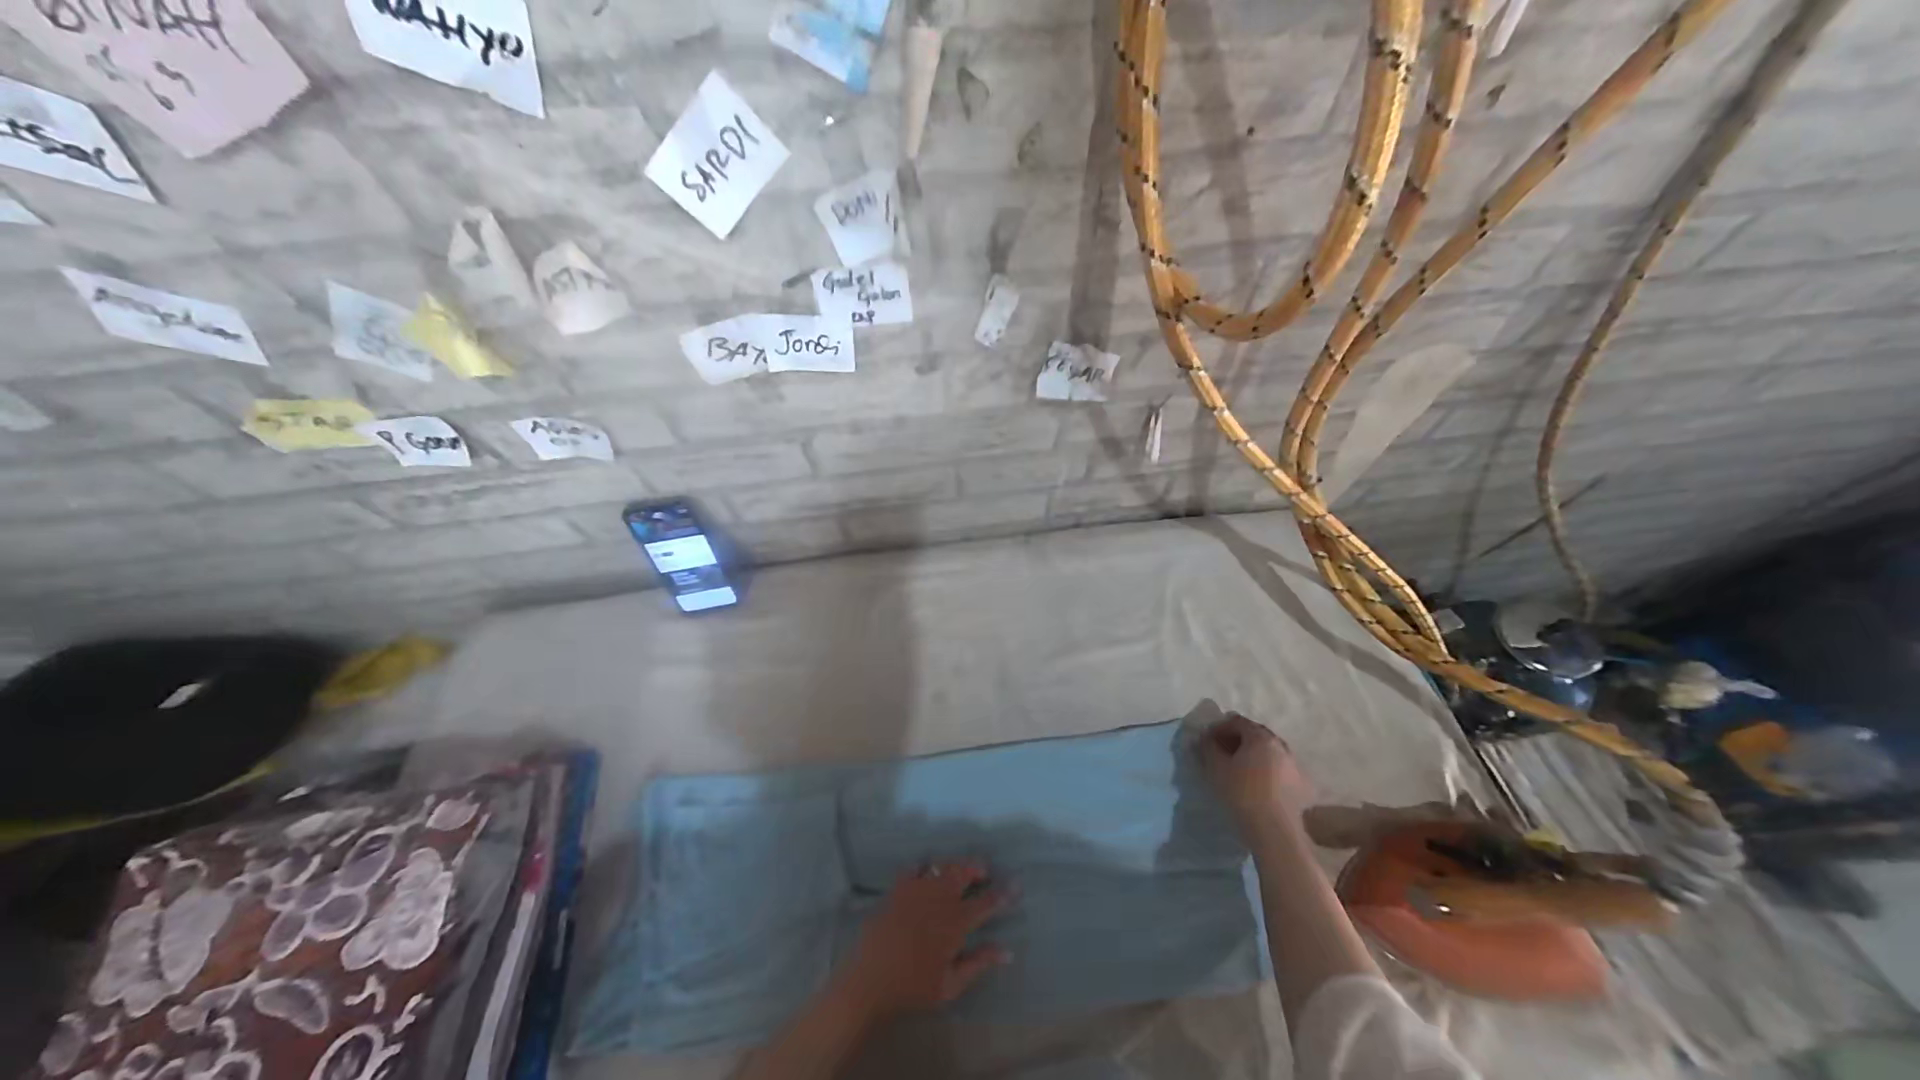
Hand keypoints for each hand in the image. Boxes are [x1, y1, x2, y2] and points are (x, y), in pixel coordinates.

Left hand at [837, 858, 1011, 1018]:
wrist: (869, 981)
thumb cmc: (913, 987)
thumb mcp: (951, 985)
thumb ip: (979, 963)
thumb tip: (1007, 951)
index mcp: (956, 922)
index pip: (986, 902)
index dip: (1003, 893)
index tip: (1015, 884)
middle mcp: (939, 899)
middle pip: (963, 872)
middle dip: (977, 867)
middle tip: (984, 872)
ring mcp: (916, 890)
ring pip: (941, 866)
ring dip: (954, 864)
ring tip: (960, 870)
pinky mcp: (897, 889)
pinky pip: (915, 867)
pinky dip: (926, 866)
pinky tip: (928, 873)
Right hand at [1199, 714, 1312, 834]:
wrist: (1275, 831)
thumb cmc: (1241, 793)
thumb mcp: (1216, 768)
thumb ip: (1208, 747)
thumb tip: (1206, 738)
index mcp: (1260, 736)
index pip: (1237, 722)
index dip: (1219, 728)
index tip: (1207, 742)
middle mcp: (1281, 745)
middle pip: (1255, 734)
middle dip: (1237, 740)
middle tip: (1222, 754)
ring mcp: (1295, 765)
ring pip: (1269, 752)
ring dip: (1253, 755)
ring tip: (1240, 771)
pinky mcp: (1303, 785)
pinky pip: (1280, 769)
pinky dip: (1267, 770)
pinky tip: (1258, 785)